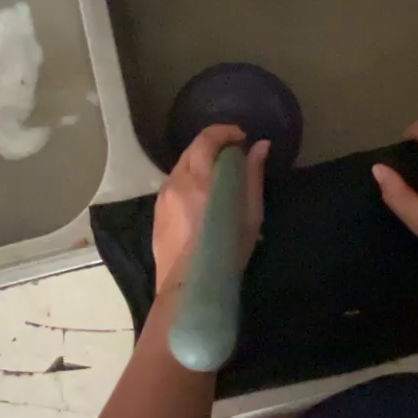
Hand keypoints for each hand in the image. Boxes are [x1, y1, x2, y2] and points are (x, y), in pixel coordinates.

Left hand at [152, 125, 269, 297]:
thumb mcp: (249, 215)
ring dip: (200, 162)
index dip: (225, 132)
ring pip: (182, 165)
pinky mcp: (157, 209)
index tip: (241, 138)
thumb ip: (252, 176)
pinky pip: (174, 183)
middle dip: (213, 144)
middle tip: (233, 155)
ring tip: (218, 176)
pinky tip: (201, 196)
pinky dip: (189, 178)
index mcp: (202, 179)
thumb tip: (260, 146)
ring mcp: (164, 195)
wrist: (188, 285)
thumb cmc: (225, 251)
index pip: (207, 139)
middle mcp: (179, 180)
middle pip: (193, 148)